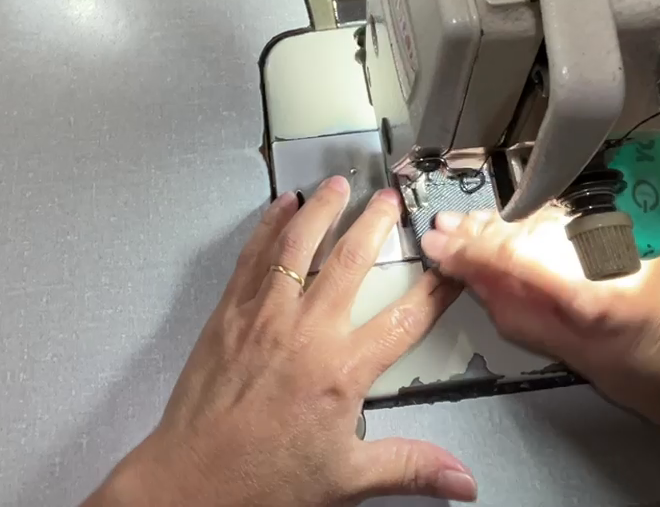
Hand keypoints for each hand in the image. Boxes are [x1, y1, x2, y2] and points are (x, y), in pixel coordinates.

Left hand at [86, 177, 473, 506]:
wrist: (194, 478)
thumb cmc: (270, 479)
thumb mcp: (347, 478)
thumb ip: (409, 466)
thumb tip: (465, 480)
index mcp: (343, 370)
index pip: (405, 320)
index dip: (435, 290)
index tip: (450, 265)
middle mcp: (308, 329)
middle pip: (351, 261)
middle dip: (374, 223)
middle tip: (389, 197)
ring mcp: (266, 312)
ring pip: (299, 244)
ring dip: (321, 208)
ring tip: (338, 184)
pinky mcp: (231, 308)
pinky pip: (254, 254)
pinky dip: (269, 224)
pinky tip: (281, 204)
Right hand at [418, 209, 659, 441]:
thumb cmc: (658, 383)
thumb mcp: (581, 363)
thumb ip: (522, 318)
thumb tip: (475, 283)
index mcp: (601, 294)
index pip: (517, 257)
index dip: (470, 249)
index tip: (438, 245)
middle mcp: (613, 250)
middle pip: (528, 228)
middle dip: (479, 228)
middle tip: (441, 229)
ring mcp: (626, 232)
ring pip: (546, 214)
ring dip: (500, 219)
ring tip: (463, 223)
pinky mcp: (631, 226)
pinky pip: (568, 216)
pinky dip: (532, 218)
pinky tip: (507, 221)